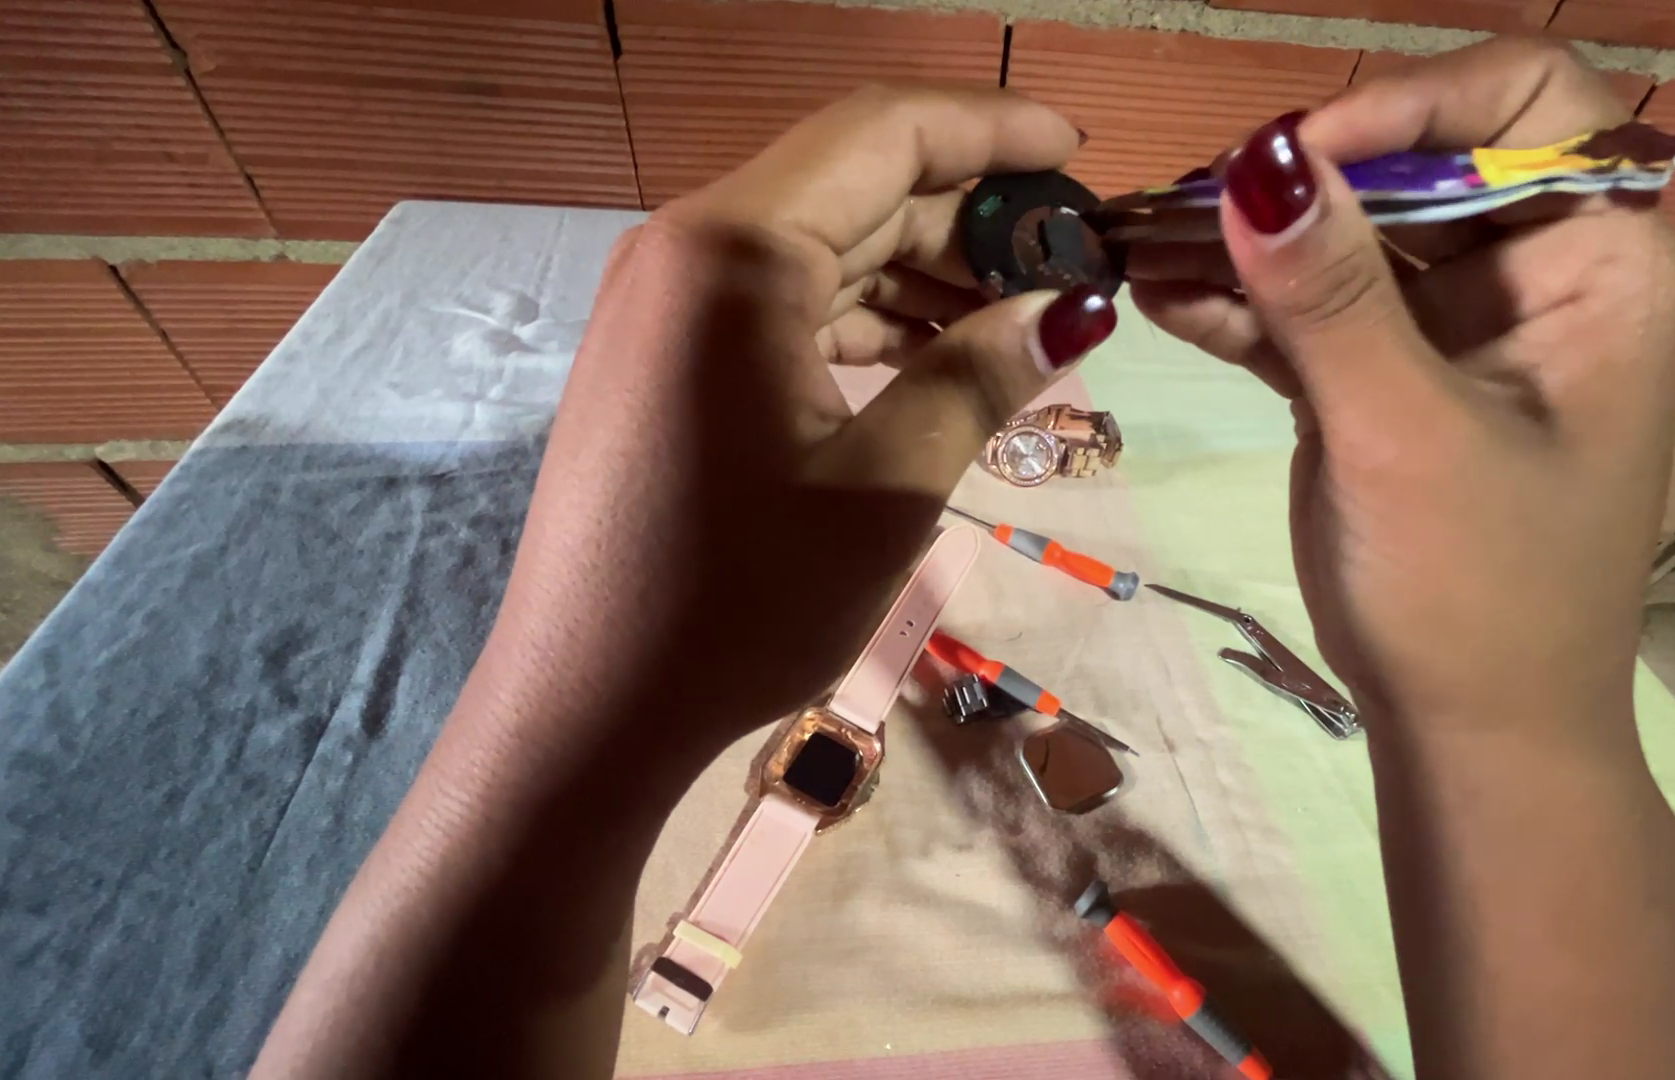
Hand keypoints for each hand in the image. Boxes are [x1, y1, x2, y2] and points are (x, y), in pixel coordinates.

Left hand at [516, 85, 1117, 743]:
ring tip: (1016, 319)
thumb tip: (1076, 306)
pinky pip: (787, 310)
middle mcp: (688, 252)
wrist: (597, 705)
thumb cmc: (744, 602)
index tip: (1077, 153)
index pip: (886, 133)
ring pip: (823, 250)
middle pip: (855, 188)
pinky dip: (868, 322)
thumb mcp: (888, 484)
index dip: (995, 131)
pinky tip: (931, 358)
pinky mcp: (672, 364)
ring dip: (923, 275)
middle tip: (1064, 264)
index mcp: (733, 252)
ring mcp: (670, 310)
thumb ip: (982, 374)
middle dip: (968, 217)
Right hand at [1129, 38, 1674, 739]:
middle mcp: (1517, 282)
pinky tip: (1159, 300)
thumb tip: (1258, 164)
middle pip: (1404, 177)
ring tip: (1143, 246)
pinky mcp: (1365, 387)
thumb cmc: (1472, 587)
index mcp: (1590, 266)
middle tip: (1182, 202)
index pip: (1524, 111)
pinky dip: (1233, 311)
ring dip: (1241, 248)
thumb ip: (1330, 297)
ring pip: (1334, 253)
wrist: (1460, 717)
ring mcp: (1430, 338)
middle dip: (1294, 184)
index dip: (1408, 105)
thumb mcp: (1402, 432)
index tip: (1287, 153)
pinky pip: (1295, 323)